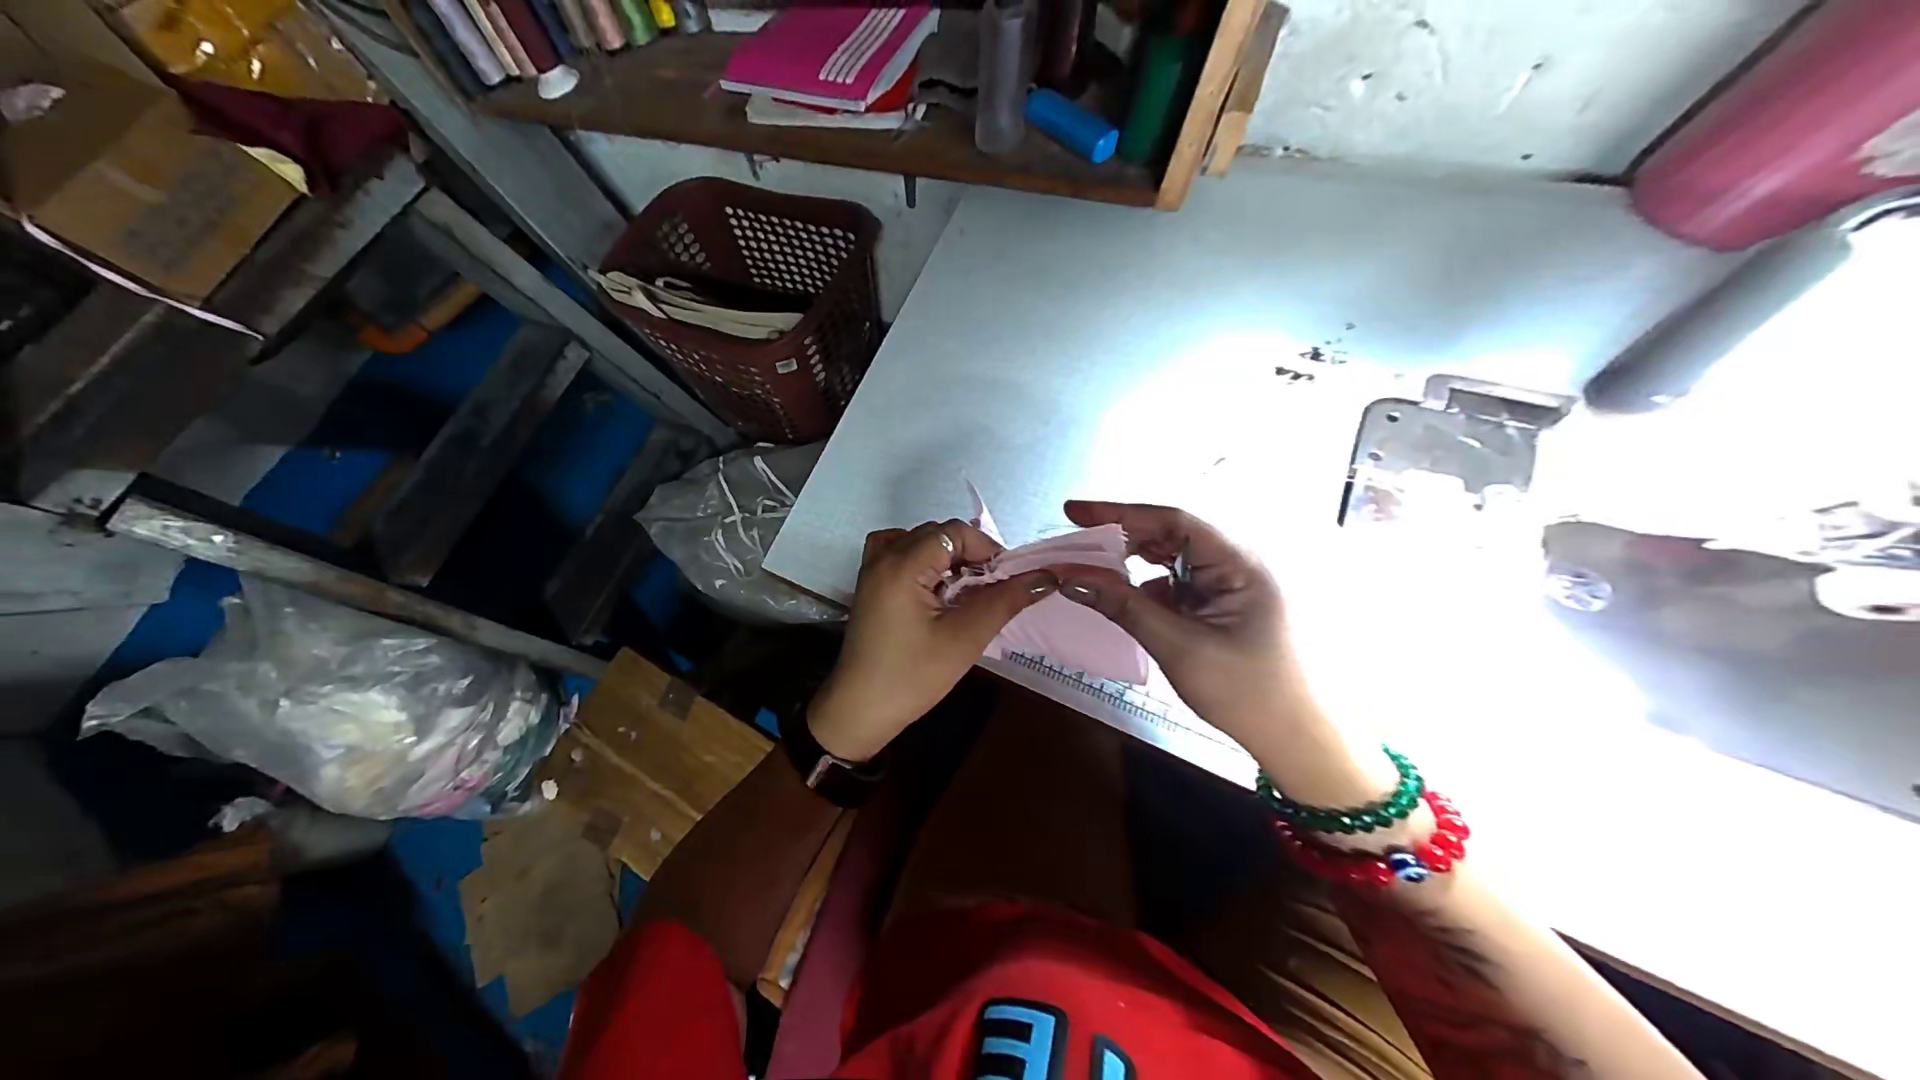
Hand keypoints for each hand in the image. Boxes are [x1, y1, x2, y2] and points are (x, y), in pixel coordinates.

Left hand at [809, 520, 1056, 762]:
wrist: (861, 710)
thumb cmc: (913, 676)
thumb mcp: (965, 638)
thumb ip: (1005, 600)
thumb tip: (1046, 577)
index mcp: (902, 565)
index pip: (955, 532)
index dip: (986, 549)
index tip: (1006, 580)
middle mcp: (883, 556)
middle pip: (937, 533)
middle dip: (970, 554)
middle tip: (989, 588)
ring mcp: (871, 569)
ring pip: (919, 541)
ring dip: (947, 557)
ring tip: (964, 589)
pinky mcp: (870, 584)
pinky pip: (899, 553)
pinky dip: (923, 561)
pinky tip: (935, 587)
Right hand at [1057, 501, 1390, 804]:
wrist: (1291, 738)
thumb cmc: (1244, 691)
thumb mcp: (1178, 646)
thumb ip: (1124, 606)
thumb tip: (1071, 577)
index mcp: (1238, 563)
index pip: (1172, 520)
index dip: (1120, 512)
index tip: (1073, 512)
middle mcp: (1234, 564)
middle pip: (1168, 535)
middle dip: (1120, 538)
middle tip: (1074, 543)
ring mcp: (1227, 585)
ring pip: (1168, 560)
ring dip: (1130, 564)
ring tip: (1089, 569)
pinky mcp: (1218, 606)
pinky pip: (1174, 585)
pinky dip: (1144, 589)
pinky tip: (1121, 599)